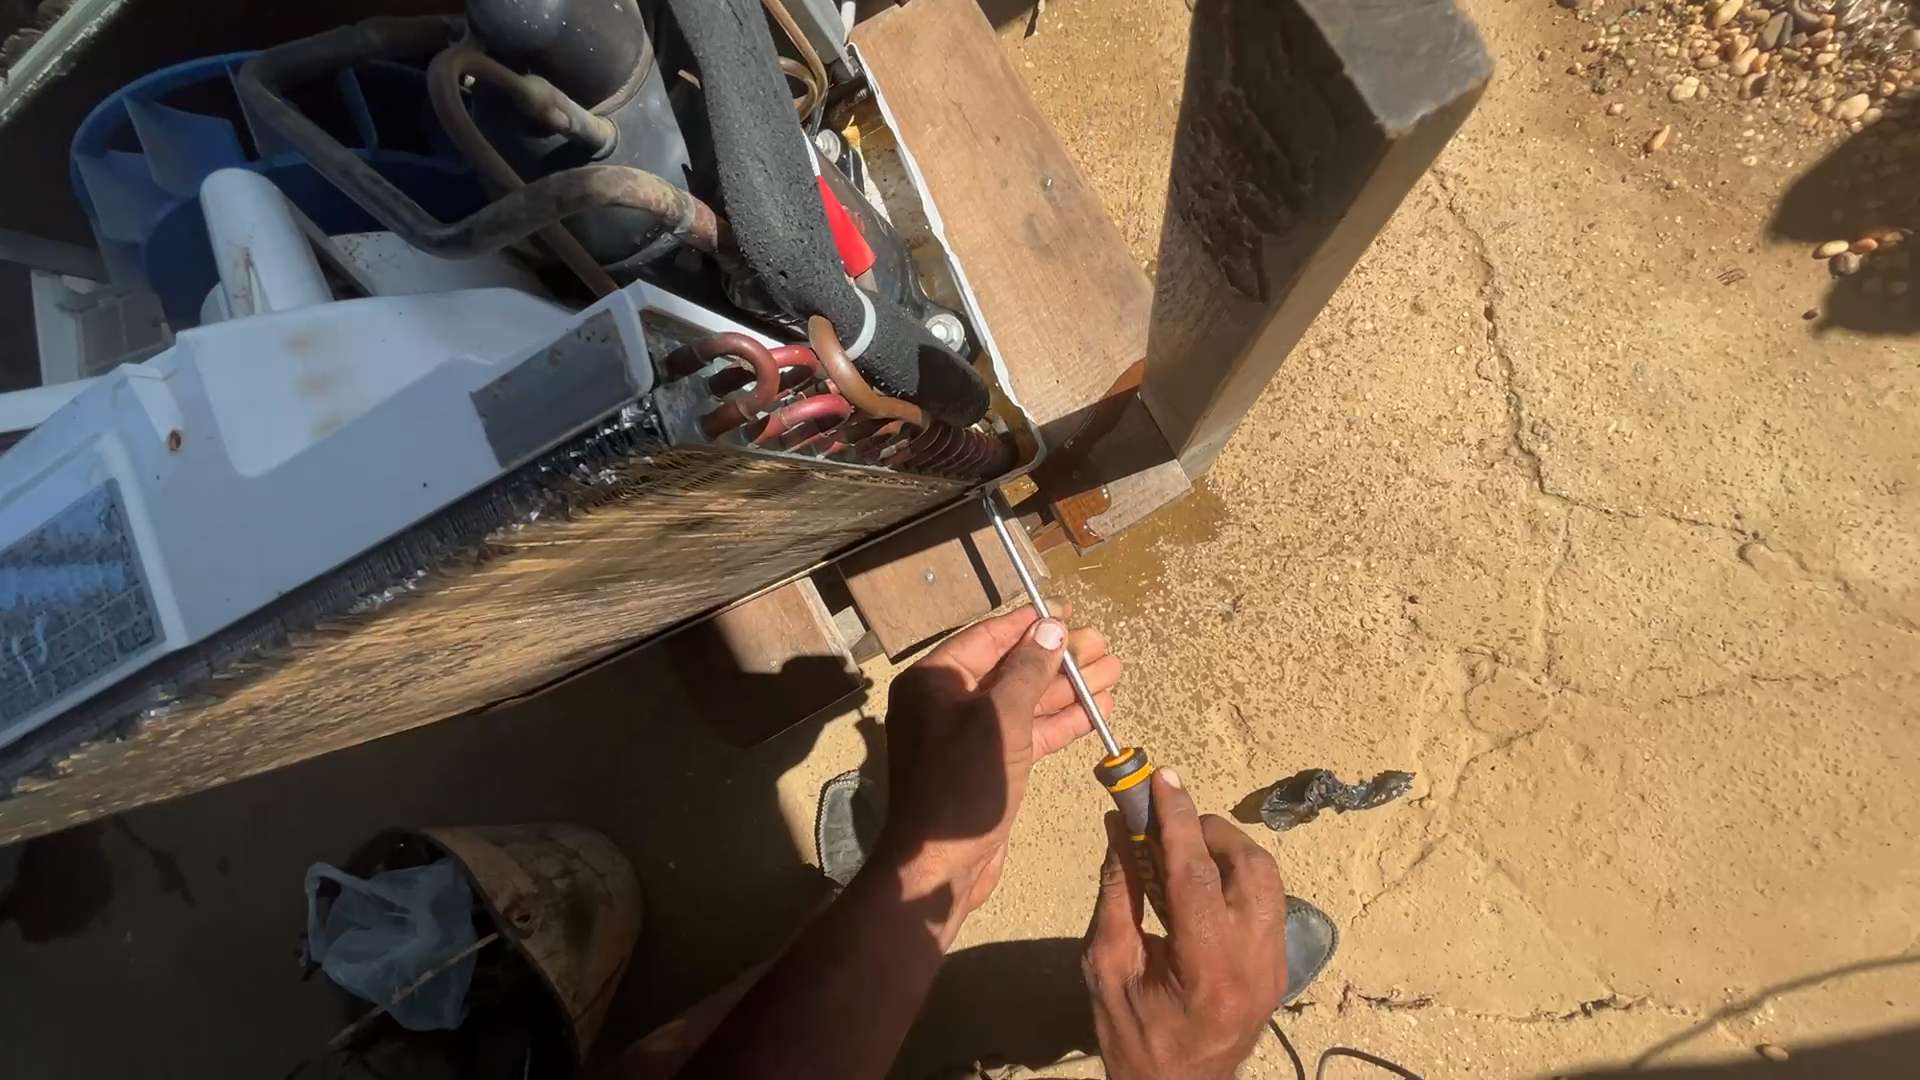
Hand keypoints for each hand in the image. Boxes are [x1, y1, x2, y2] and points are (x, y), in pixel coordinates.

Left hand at [875, 603, 1119, 943]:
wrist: (941, 867)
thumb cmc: (963, 781)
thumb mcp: (1000, 718)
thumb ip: (1028, 670)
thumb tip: (1051, 626)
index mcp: (936, 679)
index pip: (989, 637)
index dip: (1030, 623)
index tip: (1067, 611)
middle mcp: (949, 701)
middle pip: (1012, 668)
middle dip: (1059, 658)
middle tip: (1102, 645)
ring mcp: (970, 735)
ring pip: (1024, 701)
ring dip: (1068, 689)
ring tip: (1112, 672)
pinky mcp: (990, 765)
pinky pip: (1027, 733)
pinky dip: (1059, 723)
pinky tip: (1097, 711)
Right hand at [1083, 771, 1288, 1079]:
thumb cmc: (1133, 1037)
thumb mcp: (1107, 965)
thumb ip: (1117, 891)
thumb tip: (1119, 827)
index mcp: (1207, 969)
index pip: (1196, 874)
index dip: (1177, 818)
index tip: (1162, 778)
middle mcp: (1255, 964)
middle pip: (1251, 867)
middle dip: (1209, 829)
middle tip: (1167, 823)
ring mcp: (1275, 967)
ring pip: (1267, 877)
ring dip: (1226, 848)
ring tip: (1183, 849)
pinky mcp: (1279, 966)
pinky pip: (1266, 898)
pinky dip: (1235, 872)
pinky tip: (1200, 881)